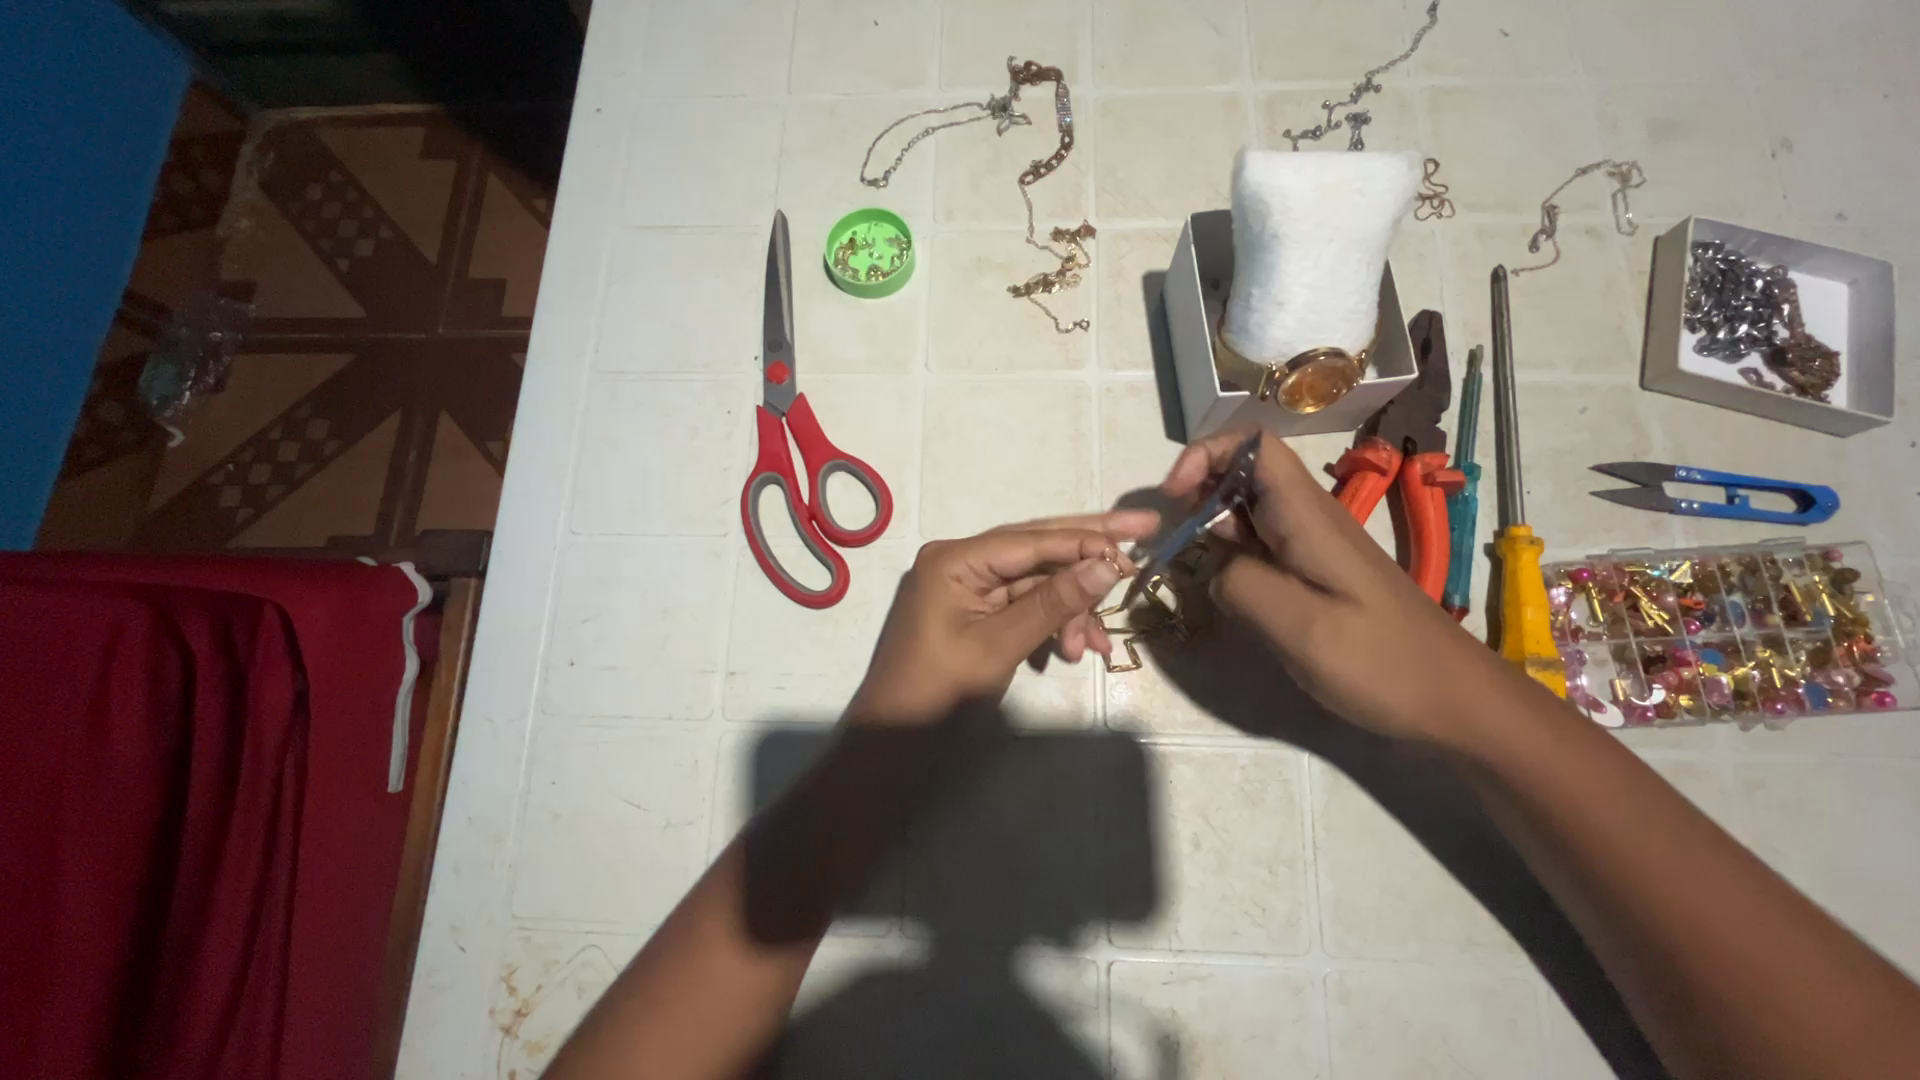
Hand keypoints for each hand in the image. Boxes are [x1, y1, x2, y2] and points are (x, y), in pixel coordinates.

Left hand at [847, 510, 1159, 724]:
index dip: (1087, 539)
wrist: (892, 745)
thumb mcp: (999, 646)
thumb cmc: (937, 693)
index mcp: (954, 559)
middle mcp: (961, 562)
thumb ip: (1053, 603)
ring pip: (1037, 581)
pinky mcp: (976, 612)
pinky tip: (1078, 649)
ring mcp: (968, 587)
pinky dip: (1053, 623)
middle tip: (1147, 531)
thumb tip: (1108, 564)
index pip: (1032, 539)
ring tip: (1094, 648)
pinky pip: (1025, 605)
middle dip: (1091, 548)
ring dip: (1072, 608)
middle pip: (1038, 547)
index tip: (1137, 540)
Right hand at [1161, 430, 1513, 740]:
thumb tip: (1213, 568)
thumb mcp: (1301, 627)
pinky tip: (1223, 587)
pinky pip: (1262, 544)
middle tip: (1171, 538)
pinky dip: (1230, 553)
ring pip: (1250, 509)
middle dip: (1199, 491)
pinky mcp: (1316, 574)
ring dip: (1210, 523)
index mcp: (1308, 517)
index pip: (1255, 445)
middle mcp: (1310, 519)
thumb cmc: (1380, 662)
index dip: (1206, 454)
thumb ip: (1241, 585)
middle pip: (1245, 473)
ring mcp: (1314, 546)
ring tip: (1186, 563)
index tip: (1173, 497)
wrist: (1453, 700)